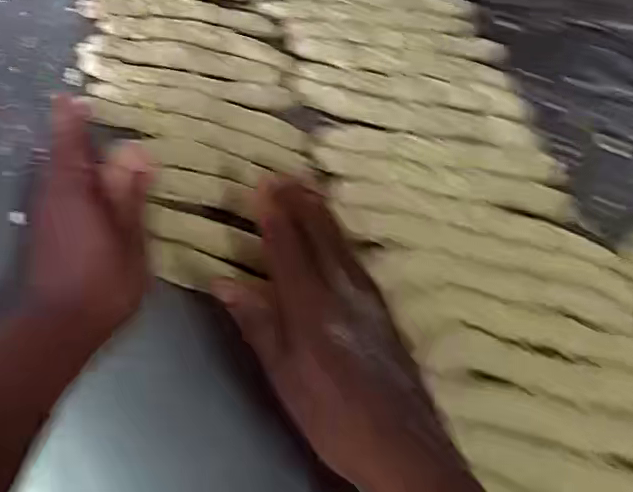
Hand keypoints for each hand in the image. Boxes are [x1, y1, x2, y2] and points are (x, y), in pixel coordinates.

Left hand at [25, 95, 152, 347]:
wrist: (58, 322)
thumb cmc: (100, 281)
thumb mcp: (128, 239)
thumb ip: (129, 194)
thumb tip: (136, 151)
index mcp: (72, 185)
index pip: (69, 137)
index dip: (72, 115)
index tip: (74, 94)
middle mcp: (51, 187)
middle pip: (59, 148)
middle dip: (70, 128)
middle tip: (85, 108)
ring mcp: (44, 206)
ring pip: (56, 166)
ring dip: (69, 150)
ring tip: (91, 140)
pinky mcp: (44, 224)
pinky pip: (57, 184)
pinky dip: (69, 172)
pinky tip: (88, 182)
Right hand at [214, 178, 480, 491]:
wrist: (409, 459)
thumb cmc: (333, 417)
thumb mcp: (284, 376)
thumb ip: (257, 325)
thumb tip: (223, 281)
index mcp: (310, 307)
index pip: (287, 248)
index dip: (273, 214)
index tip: (260, 183)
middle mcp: (341, 296)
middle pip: (318, 237)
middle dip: (299, 203)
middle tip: (281, 173)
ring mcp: (368, 304)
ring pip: (341, 245)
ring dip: (322, 213)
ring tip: (307, 187)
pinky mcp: (385, 316)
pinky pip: (357, 260)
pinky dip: (341, 236)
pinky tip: (338, 234)